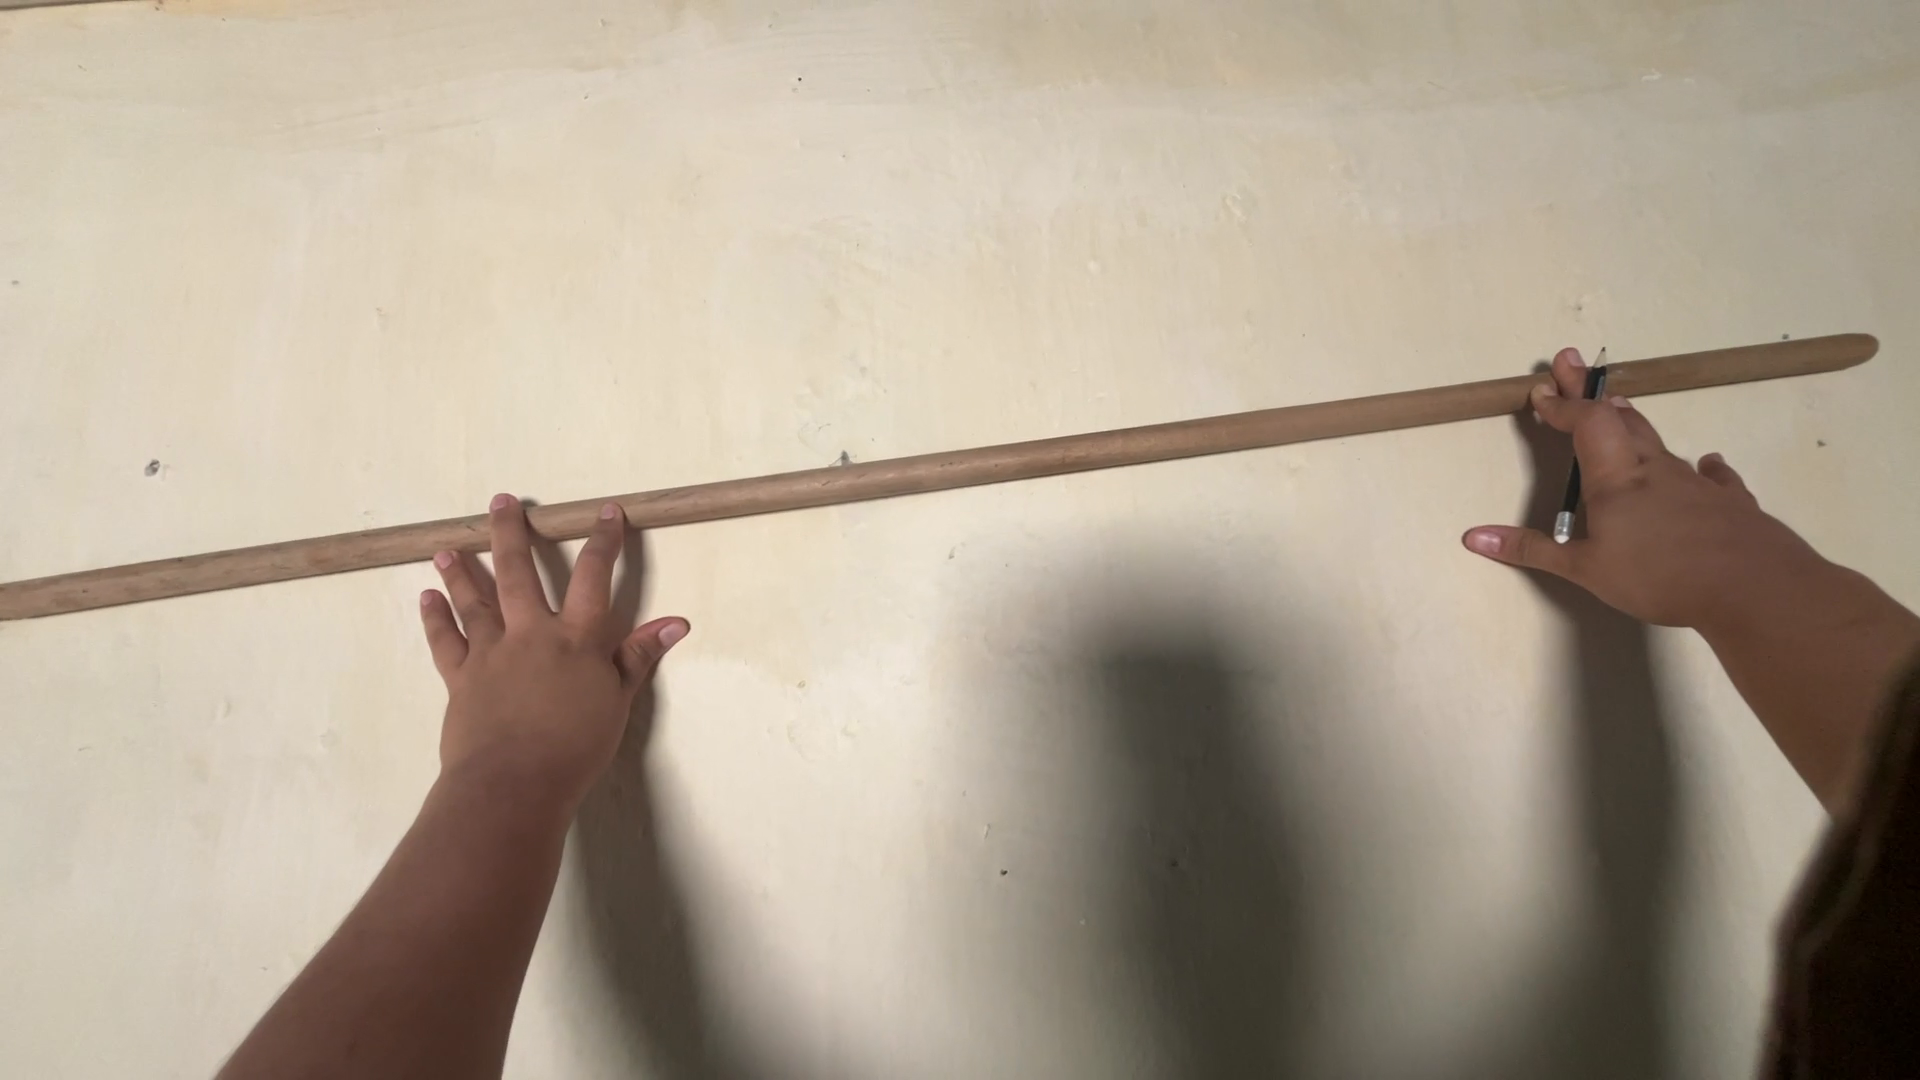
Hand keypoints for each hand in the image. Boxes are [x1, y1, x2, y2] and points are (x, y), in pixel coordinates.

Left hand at [419, 494, 688, 817]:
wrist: (513, 783)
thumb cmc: (577, 743)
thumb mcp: (620, 699)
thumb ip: (640, 655)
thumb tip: (677, 621)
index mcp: (576, 638)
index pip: (595, 577)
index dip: (603, 542)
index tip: (605, 511)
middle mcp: (531, 634)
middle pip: (518, 574)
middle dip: (511, 535)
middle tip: (501, 502)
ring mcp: (491, 654)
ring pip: (474, 602)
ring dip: (462, 571)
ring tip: (447, 545)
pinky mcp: (460, 678)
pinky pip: (445, 642)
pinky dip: (435, 618)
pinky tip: (427, 597)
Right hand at [1461, 347, 1827, 629]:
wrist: (1762, 593)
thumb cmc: (1661, 576)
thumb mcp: (1583, 569)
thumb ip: (1529, 549)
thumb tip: (1472, 537)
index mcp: (1617, 479)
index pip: (1586, 425)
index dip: (1561, 406)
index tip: (1541, 389)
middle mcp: (1656, 469)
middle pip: (1621, 417)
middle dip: (1590, 392)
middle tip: (1571, 363)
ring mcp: (1697, 483)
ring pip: (1658, 441)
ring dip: (1632, 421)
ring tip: (1619, 407)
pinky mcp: (1731, 503)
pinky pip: (1711, 475)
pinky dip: (1700, 466)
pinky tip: (1708, 464)